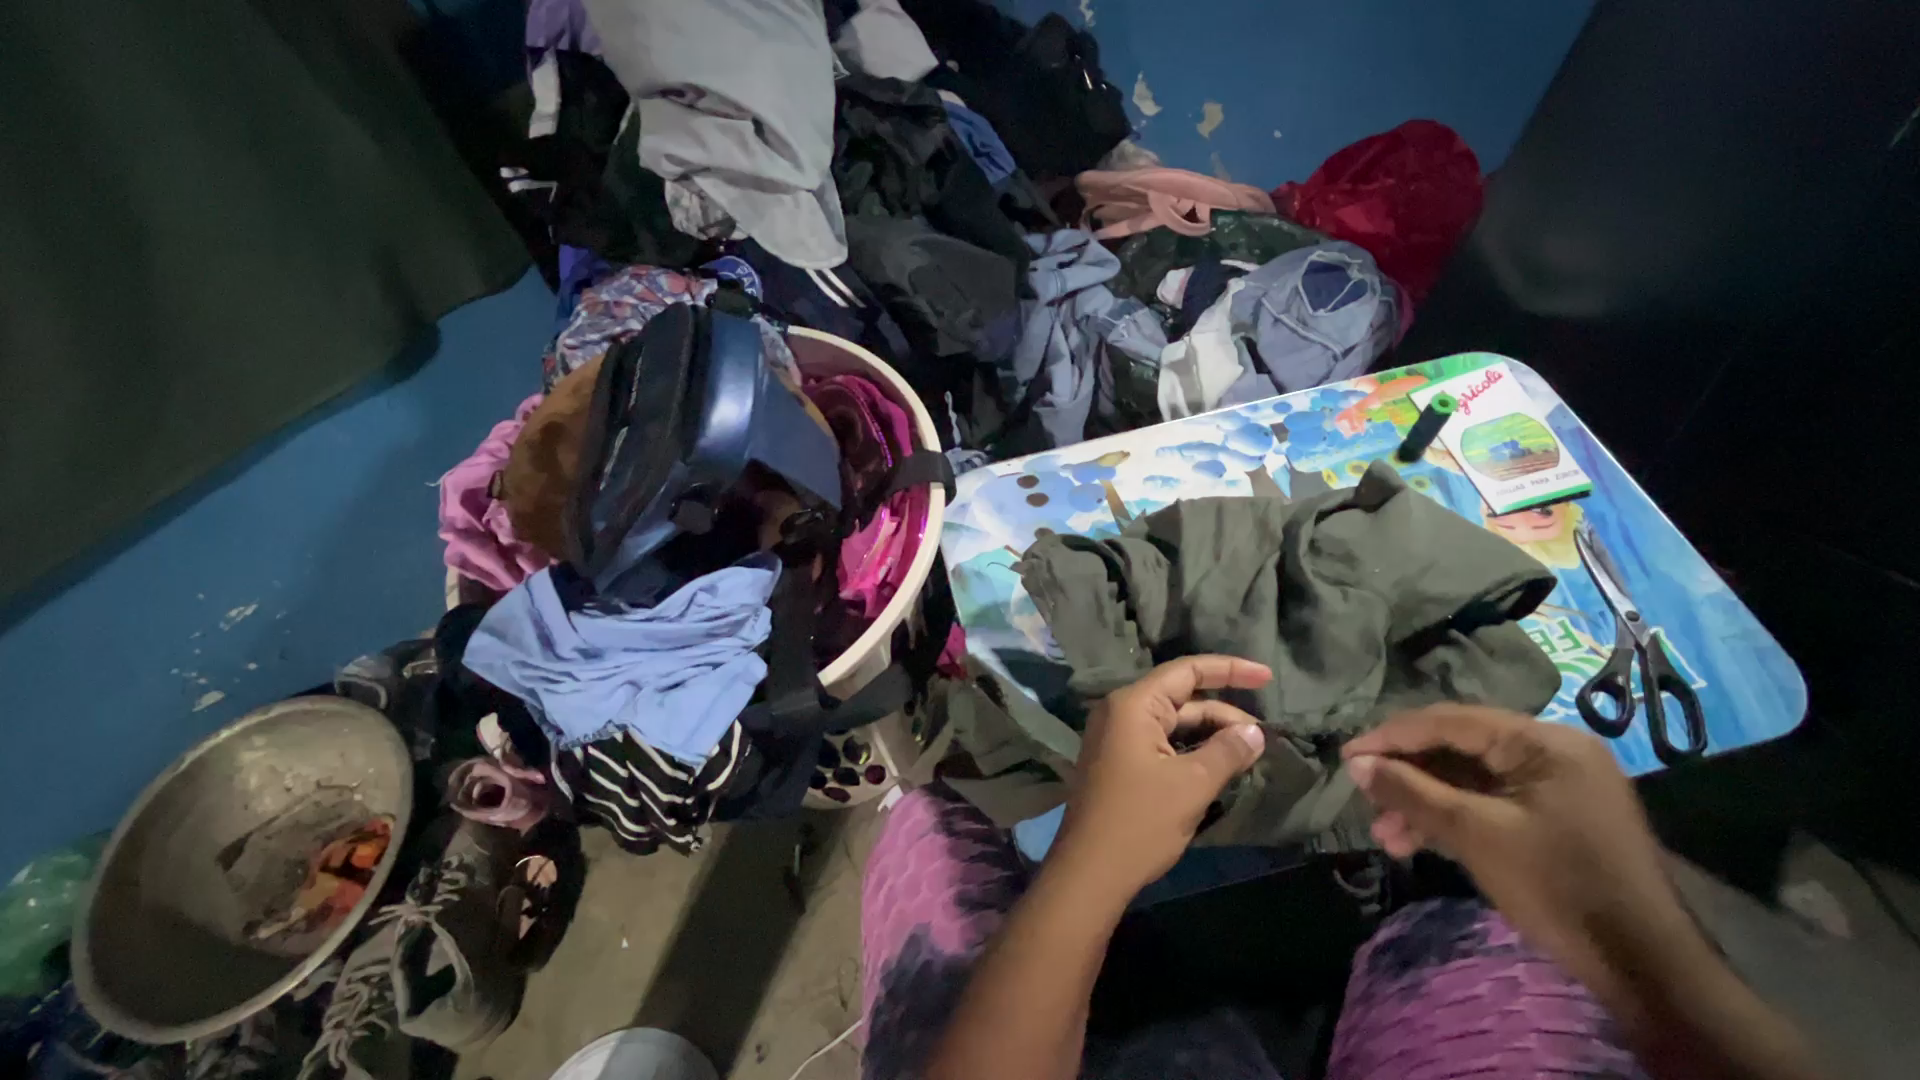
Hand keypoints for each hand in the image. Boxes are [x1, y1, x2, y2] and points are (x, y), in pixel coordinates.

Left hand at [1050, 656, 1270, 897]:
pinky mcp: (1118, 762)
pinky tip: (1220, 764)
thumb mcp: (1192, 784)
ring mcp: (1116, 738)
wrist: (1090, 870)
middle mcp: (1121, 712)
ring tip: (1249, 752)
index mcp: (1133, 705)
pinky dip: (1191, 749)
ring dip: (1210, 734)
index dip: (1230, 670)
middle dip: (1225, 712)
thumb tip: (1255, 733)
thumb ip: (1227, 751)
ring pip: (1173, 723)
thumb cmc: (1140, 821)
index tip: (1268, 676)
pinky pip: (1161, 743)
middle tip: (1263, 736)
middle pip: (1181, 697)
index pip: (1187, 671)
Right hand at [1342, 705, 1708, 1009]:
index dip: (1392, 737)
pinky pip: (1490, 802)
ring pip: (1469, 780)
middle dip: (1407, 776)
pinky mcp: (1555, 818)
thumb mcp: (1475, 834)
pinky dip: (1452, 819)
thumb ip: (1412, 792)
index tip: (1346, 755)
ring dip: (1423, 804)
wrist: (1644, 967)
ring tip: (1385, 835)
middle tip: (1365, 799)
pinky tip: (1415, 842)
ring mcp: (1557, 786)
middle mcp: (1553, 752)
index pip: (1450, 721)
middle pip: (1458, 748)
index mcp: (1544, 742)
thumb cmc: (1558, 886)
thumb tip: (1356, 764)